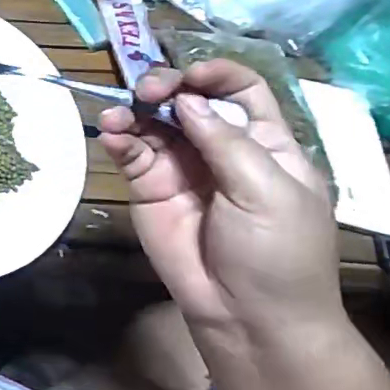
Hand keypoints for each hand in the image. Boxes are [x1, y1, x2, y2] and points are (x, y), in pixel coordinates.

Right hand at [97, 60, 342, 344]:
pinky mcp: (148, 186)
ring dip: (133, 110)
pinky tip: (111, 135)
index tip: (189, 76)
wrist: (247, 315)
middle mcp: (219, 147)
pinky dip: (117, 138)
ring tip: (116, 117)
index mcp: (264, 144)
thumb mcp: (268, 192)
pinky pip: (130, 151)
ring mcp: (180, 166)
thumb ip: (226, 142)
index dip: (215, 75)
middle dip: (166, 87)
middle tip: (147, 92)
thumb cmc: (278, 252)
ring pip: (152, 122)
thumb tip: (186, 100)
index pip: (240, 91)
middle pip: (188, 100)